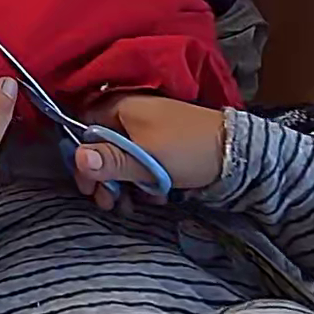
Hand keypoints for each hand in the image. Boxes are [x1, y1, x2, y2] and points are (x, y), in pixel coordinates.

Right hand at [71, 95, 225, 210]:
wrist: (237, 154)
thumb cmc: (186, 150)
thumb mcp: (145, 158)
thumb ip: (110, 160)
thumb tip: (77, 159)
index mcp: (122, 107)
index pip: (85, 127)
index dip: (81, 157)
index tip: (87, 185)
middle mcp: (131, 114)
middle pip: (102, 146)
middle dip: (103, 177)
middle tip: (108, 203)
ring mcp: (147, 129)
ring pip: (121, 157)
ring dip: (121, 184)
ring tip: (129, 206)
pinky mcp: (162, 145)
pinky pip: (140, 161)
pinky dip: (141, 180)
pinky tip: (151, 197)